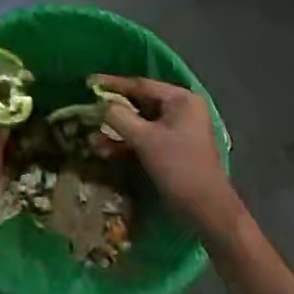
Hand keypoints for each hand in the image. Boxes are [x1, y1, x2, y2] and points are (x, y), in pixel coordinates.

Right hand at [94, 75, 243, 236]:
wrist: (206, 210)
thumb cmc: (178, 167)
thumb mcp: (145, 139)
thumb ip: (119, 117)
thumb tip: (99, 105)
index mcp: (181, 100)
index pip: (141, 85)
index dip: (112, 84)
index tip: (88, 83)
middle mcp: (181, 110)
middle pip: (139, 103)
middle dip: (113, 111)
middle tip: (87, 109)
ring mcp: (178, 130)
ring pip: (140, 123)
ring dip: (117, 131)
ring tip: (92, 138)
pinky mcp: (173, 148)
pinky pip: (146, 138)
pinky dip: (128, 143)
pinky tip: (105, 151)